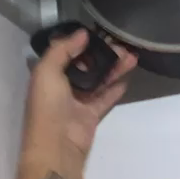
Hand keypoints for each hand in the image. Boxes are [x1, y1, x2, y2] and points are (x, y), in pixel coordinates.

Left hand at [20, 30, 137, 172]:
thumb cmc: (48, 105)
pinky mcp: (91, 115)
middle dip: (103, 55)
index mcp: (48, 75)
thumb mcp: (47, 70)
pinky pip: (105, 98)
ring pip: (98, 80)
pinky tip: (127, 78)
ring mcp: (78, 102)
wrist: (56, 145)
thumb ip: (62, 49)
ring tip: (132, 57)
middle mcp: (62, 86)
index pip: (67, 53)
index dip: (83, 43)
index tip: (101, 33)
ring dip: (114, 68)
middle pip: (86, 66)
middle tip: (122, 46)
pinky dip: (115, 89)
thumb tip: (82, 33)